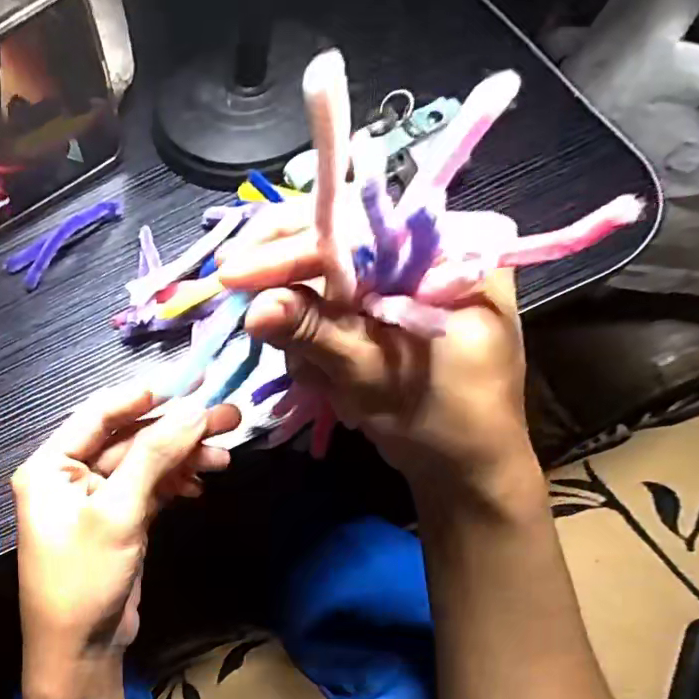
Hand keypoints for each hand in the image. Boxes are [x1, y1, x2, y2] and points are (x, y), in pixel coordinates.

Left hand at [12, 384, 238, 697]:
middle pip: (129, 440)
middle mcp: (69, 476)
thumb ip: (154, 457)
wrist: (80, 650)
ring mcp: (96, 500)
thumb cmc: (84, 577)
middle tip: (228, 417)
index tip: (191, 384)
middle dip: (176, 430)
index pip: (99, 415)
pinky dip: (175, 484)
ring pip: (145, 466)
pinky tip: (203, 482)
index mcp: (51, 465)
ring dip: (182, 458)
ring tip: (226, 453)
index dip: (144, 397)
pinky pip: (149, 491)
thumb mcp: (118, 513)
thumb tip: (195, 409)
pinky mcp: (119, 523)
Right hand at [217, 215, 531, 493]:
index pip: (356, 230)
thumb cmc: (441, 422)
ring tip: (305, 372)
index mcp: (454, 250)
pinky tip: (316, 374)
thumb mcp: (373, 375)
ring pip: (331, 278)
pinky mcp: (393, 312)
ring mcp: (411, 283)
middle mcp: (433, 252)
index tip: (232, 271)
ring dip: (301, 320)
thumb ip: (315, 334)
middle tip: (230, 281)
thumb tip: (253, 308)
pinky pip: (339, 307)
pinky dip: (315, 338)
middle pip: (340, 244)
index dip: (288, 249)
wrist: (467, 469)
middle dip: (286, 276)